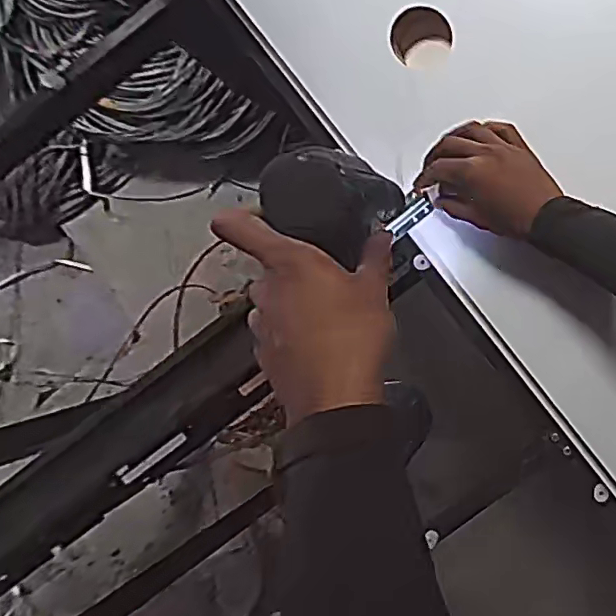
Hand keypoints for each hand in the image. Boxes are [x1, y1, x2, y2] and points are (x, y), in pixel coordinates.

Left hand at [209, 209, 393, 424]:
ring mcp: (263, 324)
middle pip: (270, 270)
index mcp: (290, 263)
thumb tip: (379, 238)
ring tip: (331, 317)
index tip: (238, 215)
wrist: (338, 399)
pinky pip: (276, 334)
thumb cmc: (352, 342)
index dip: (236, 218)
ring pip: (273, 303)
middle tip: (329, 282)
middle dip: (295, 273)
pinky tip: (323, 343)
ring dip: (294, 305)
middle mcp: (267, 291)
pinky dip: (293, 334)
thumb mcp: (375, 290)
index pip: (242, 229)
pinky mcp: (266, 354)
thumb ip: (375, 258)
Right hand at [413, 121, 565, 238]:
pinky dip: (486, 128)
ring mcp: (504, 148)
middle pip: (449, 145)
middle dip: (434, 156)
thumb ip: (455, 206)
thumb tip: (444, 200)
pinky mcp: (519, 148)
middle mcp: (486, 154)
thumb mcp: (479, 218)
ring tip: (449, 145)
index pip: (439, 168)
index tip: (423, 183)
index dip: (425, 177)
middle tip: (430, 167)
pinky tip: (481, 132)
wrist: (546, 219)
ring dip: (455, 136)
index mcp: (473, 171)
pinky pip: (500, 128)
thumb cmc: (519, 220)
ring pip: (472, 129)